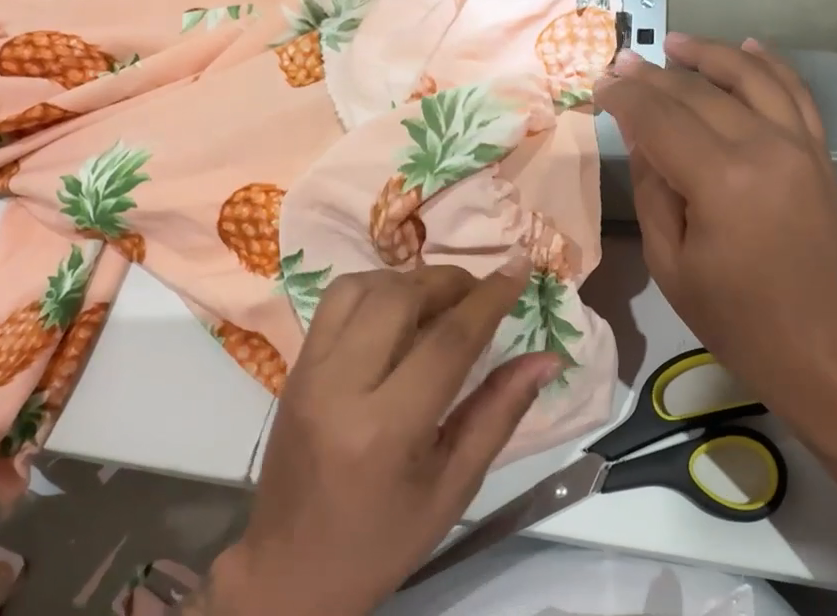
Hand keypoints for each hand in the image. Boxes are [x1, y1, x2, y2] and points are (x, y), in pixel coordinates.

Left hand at [208, 263, 559, 615]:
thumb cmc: (383, 540)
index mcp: (386, 430)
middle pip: (399, 297)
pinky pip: (335, 304)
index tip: (521, 265)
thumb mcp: (454, 487)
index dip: (490, 298)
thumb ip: (500, 412)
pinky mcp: (293, 370)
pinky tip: (401, 314)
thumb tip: (547, 358)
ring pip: (360, 287)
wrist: (289, 572)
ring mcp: (308, 374)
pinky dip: (375, 291)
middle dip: (450, 281)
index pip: (447, 341)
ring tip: (441, 300)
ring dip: (409, 280)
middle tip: (481, 292)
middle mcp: (340, 389)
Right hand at [593, 34, 836, 417]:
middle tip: (621, 64)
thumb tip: (639, 132)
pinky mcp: (820, 154)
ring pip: (751, 76)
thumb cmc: (738, 321)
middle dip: (655, 75)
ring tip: (675, 43)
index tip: (598, 86)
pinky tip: (749, 47)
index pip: (659, 117)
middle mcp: (764, 147)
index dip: (624, 97)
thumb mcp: (672, 264)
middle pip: (700, 91)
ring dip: (711, 53)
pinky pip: (796, 93)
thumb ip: (653, 188)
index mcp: (721, 180)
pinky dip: (771, 65)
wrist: (826, 349)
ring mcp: (800, 145)